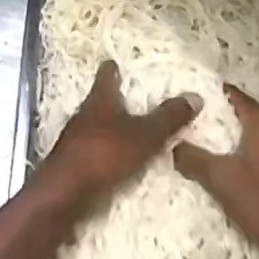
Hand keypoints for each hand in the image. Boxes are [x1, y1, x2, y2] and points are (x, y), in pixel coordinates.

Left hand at [33, 60, 200, 212]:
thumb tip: (195, 96)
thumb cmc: (104, 154)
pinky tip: (118, 164)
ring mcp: (74, 142)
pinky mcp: (72, 166)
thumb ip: (168, 118)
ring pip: (95, 128)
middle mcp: (83, 116)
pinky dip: (106, 154)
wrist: (63, 195)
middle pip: (99, 103)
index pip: (105, 76)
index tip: (115, 62)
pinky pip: (94, 154)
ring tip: (130, 132)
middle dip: (113, 101)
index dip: (111, 69)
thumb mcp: (145, 136)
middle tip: (132, 99)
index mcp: (99, 101)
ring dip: (110, 129)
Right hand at [179, 87, 258, 258]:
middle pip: (249, 113)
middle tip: (196, 107)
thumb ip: (197, 161)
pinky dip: (246, 152)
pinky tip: (231, 166)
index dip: (218, 89)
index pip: (238, 95)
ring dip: (238, 132)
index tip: (197, 81)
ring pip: (258, 135)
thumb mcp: (223, 182)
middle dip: (226, 108)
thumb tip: (174, 146)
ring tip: (208, 132)